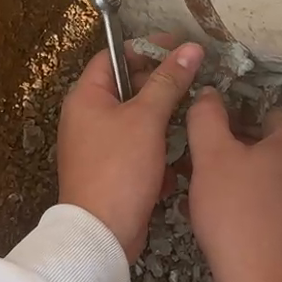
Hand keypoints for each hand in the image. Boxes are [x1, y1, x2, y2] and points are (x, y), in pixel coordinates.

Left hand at [57, 36, 203, 259]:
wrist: (102, 233)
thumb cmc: (119, 169)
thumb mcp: (147, 119)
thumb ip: (168, 82)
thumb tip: (190, 49)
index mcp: (85, 97)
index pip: (114, 56)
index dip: (147, 48)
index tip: (181, 49)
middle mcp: (87, 118)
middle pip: (130, 88)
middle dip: (163, 90)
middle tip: (195, 87)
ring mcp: (100, 146)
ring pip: (140, 122)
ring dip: (166, 125)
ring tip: (192, 126)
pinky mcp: (114, 171)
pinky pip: (141, 151)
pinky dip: (159, 154)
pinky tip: (177, 164)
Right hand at [186, 88, 281, 281]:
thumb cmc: (237, 214)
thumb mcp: (210, 157)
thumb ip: (207, 116)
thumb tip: (209, 93)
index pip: (264, 113)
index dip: (232, 127)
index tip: (208, 152)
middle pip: (273, 144)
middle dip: (241, 155)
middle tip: (208, 179)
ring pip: (279, 175)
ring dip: (251, 182)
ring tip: (220, 204)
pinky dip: (265, 207)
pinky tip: (240, 225)